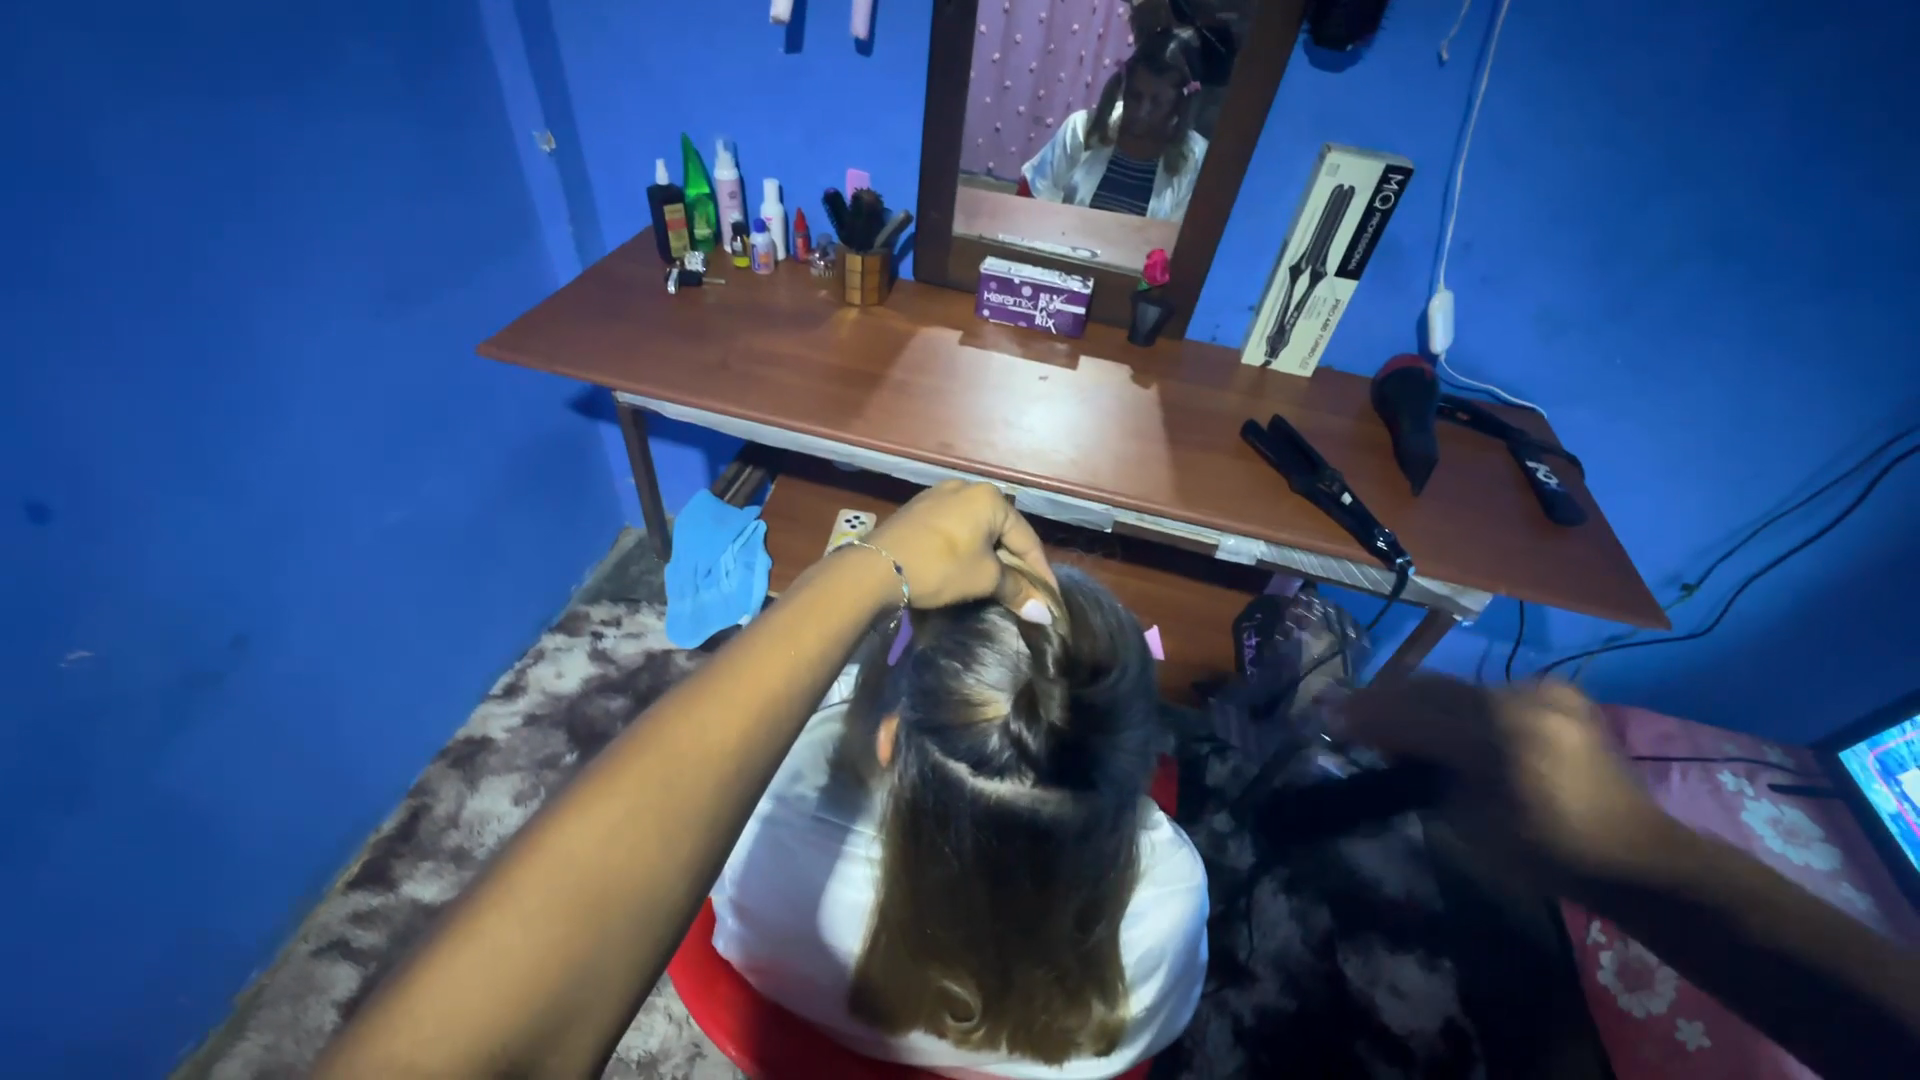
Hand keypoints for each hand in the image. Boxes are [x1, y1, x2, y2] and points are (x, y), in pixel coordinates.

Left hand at [861, 480, 1057, 619]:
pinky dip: (967, 550)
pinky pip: (955, 530)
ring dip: (991, 558)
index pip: (1027, 539)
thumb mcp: (983, 579)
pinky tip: (968, 569)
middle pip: (1002, 531)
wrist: (875, 569)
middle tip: (1026, 594)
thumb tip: (1045, 613)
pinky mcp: (918, 510)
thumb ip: (1017, 590)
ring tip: (999, 585)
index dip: (1041, 573)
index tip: (1049, 600)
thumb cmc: (939, 568)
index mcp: (989, 498)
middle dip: (1015, 565)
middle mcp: (966, 488)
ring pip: (977, 530)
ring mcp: (938, 496)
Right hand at [1343, 675, 1668, 883]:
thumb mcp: (1467, 819)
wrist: (1636, 856)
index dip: (1364, 713)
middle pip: (1429, 688)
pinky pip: (1483, 690)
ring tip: (1381, 715)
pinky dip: (1451, 703)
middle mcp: (1522, 699)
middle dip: (1382, 700)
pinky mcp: (1556, 692)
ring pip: (1454, 686)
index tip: (1325, 713)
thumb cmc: (1545, 853)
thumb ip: (1420, 770)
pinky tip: (1433, 718)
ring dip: (1414, 700)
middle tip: (1343, 710)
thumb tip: (1377, 741)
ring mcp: (1543, 691)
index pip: (1412, 713)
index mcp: (1500, 736)